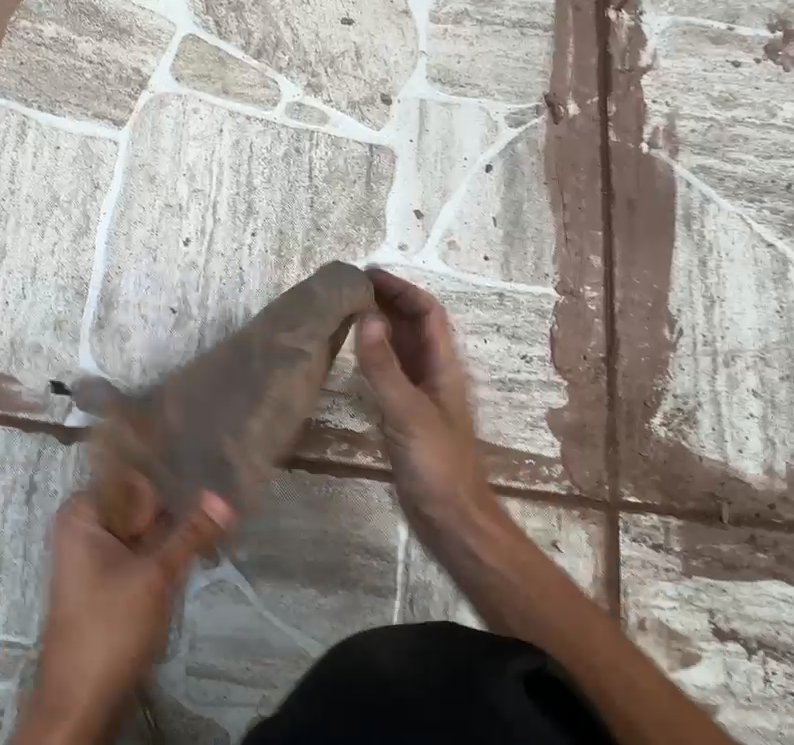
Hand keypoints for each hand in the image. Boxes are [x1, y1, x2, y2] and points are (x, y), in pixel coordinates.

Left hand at [14, 491, 233, 743]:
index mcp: (82, 512)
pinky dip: (165, 558)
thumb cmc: (110, 627)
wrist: (82, 699)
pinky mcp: (108, 581)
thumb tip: (224, 498)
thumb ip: (190, 534)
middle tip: (222, 513)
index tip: (209, 484)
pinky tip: (198, 558)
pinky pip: (141, 555)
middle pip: (139, 505)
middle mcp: (85, 526)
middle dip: (176, 514)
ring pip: (144, 532)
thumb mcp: (155, 575)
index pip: (132, 478)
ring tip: (215, 537)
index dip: (168, 485)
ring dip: (175, 538)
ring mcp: (95, 555)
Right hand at [356, 269, 497, 531]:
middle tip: (345, 288)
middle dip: (387, 300)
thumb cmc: (437, 465)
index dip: (402, 289)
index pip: (428, 313)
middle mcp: (434, 374)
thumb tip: (365, 316)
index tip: (366, 273)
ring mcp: (420, 395)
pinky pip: (389, 370)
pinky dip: (371, 354)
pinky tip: (349, 354)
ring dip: (378, 324)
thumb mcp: (407, 412)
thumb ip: (385, 366)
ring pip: (401, 346)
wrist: (451, 519)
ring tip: (342, 310)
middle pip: (414, 325)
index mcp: (444, 368)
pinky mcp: (405, 414)